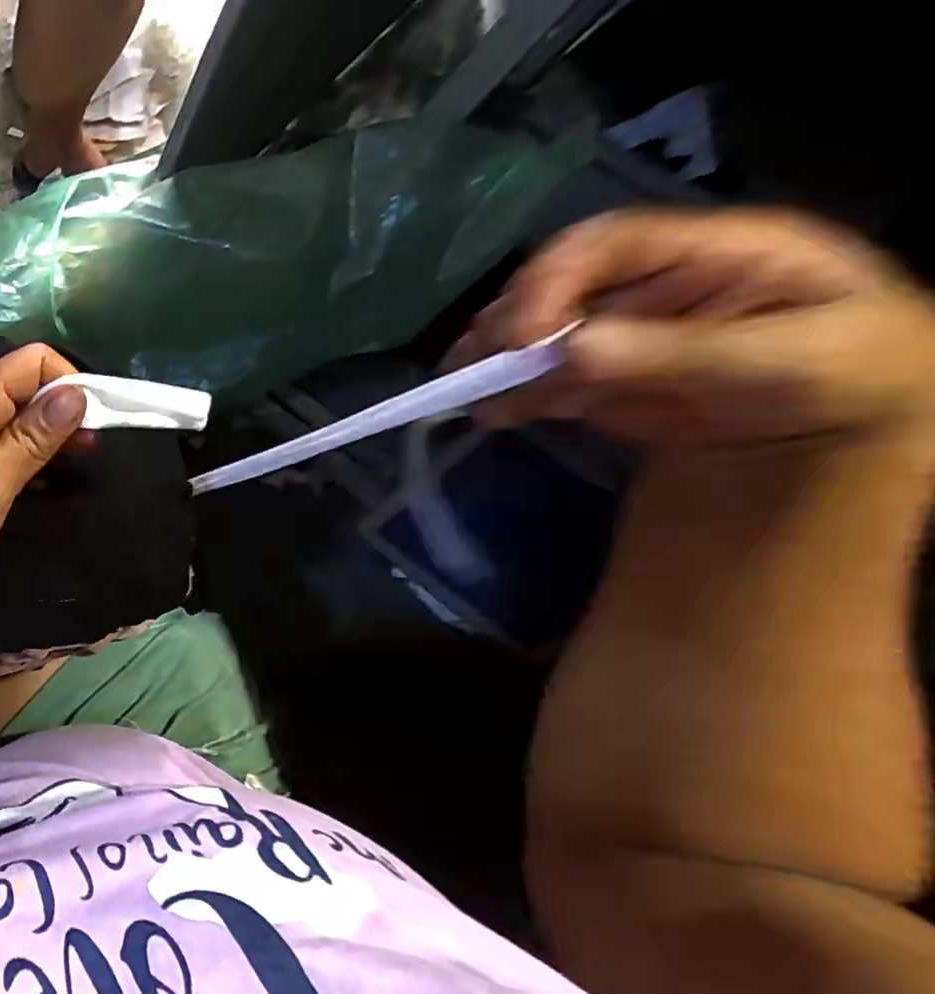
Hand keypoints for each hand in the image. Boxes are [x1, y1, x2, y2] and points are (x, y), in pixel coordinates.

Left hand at [0, 345, 86, 620]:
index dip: (68, 381)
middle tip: (90, 448)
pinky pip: (3, 429)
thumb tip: (77, 393)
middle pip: (28, 380)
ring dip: (49, 428)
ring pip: (19, 407)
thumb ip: (34, 438)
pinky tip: (45, 466)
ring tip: (76, 459)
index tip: (90, 422)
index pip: (34, 360)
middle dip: (64, 407)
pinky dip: (28, 443)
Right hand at [446, 209, 934, 446]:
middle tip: (483, 371)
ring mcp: (610, 326)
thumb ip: (686, 351)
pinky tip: (493, 414)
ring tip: (470, 393)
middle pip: (549, 283)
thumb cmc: (845, 377)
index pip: (606, 242)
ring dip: (490, 359)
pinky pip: (530, 377)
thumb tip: (573, 349)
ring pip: (525, 328)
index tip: (525, 337)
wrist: (834, 429)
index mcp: (706, 249)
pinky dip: (502, 395)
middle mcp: (644, 280)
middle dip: (508, 325)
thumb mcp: (791, 359)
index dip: (552, 279)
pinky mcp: (586, 370)